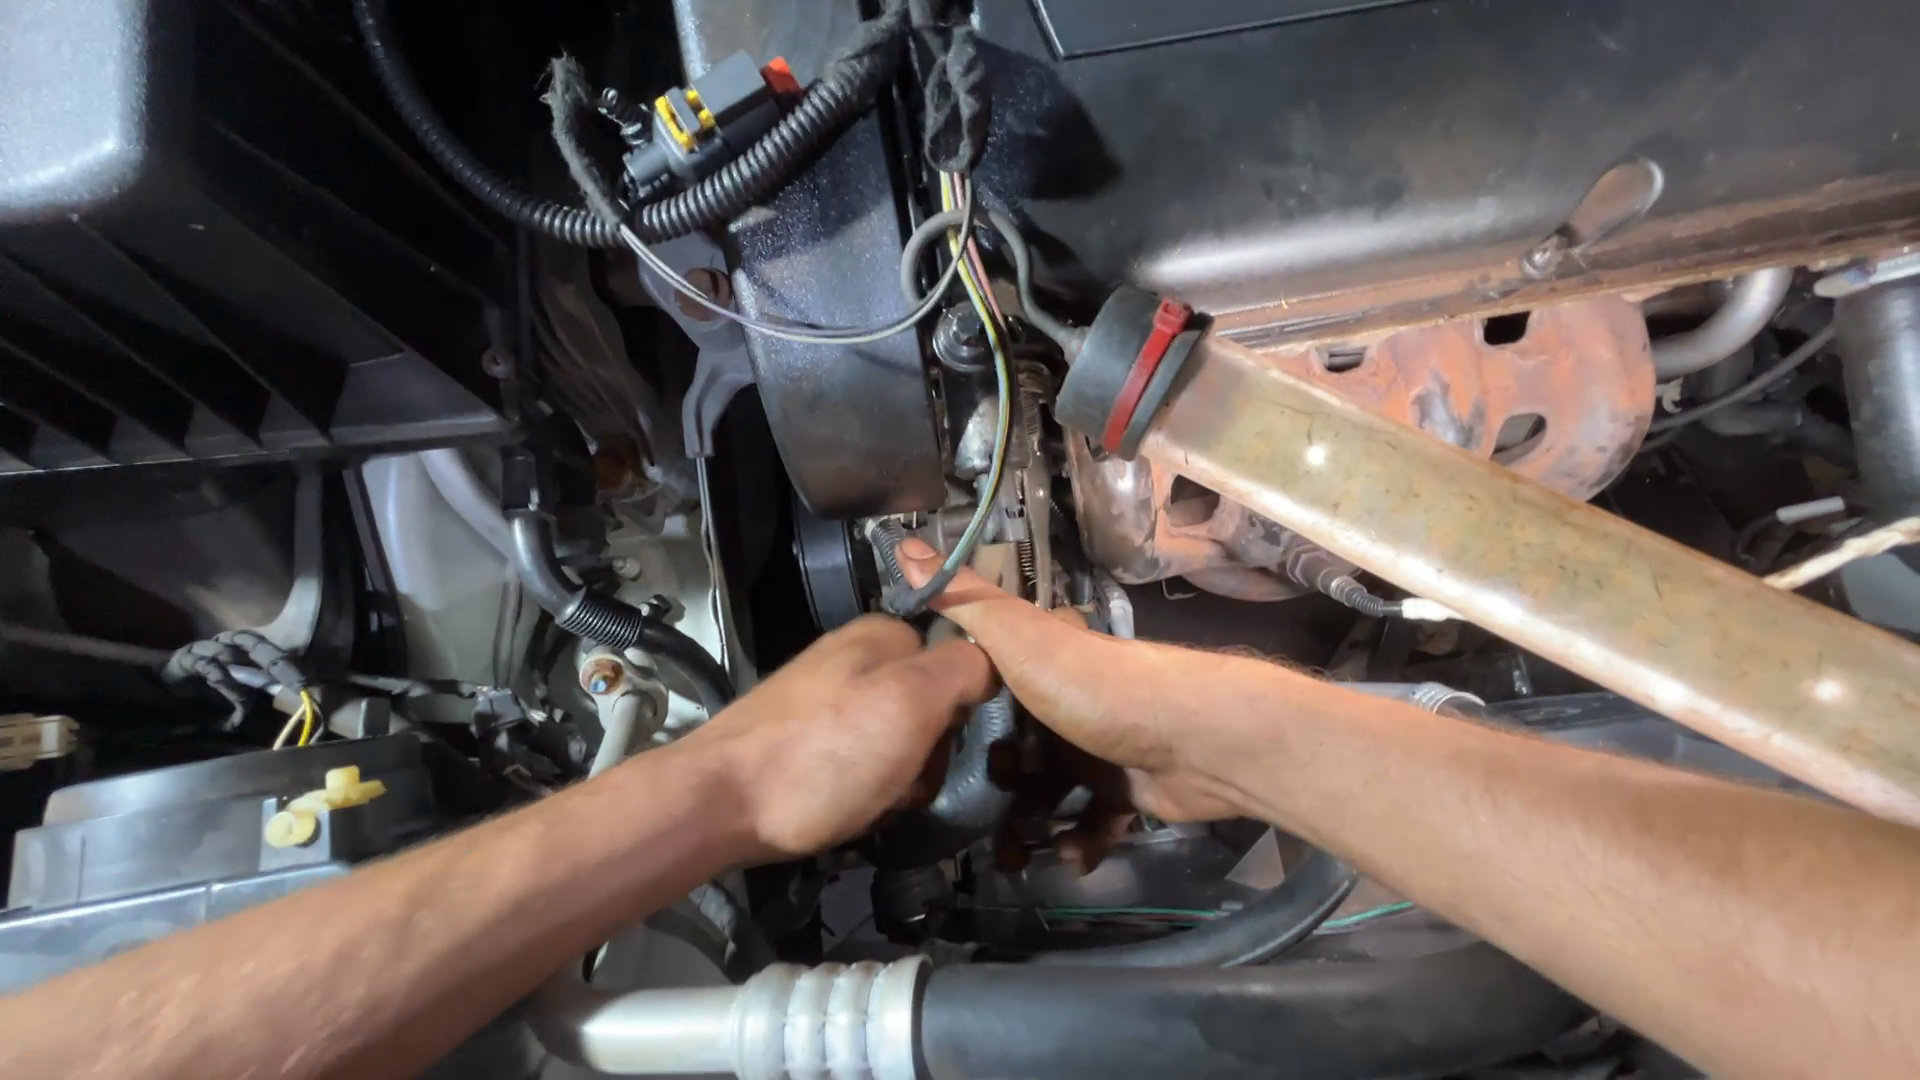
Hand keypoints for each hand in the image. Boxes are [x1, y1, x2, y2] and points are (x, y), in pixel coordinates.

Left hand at [670, 614, 994, 861]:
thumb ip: (961, 669)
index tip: (949, 744)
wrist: (718, 805)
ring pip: (898, 737)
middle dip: (929, 750)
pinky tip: (849, 805)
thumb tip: (990, 661)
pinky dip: (865, 785)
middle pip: (929, 703)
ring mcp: (825, 698)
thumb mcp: (911, 702)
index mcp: (881, 634)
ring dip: (900, 775)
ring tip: (875, 799)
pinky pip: (860, 758)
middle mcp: (854, 657)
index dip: (963, 707)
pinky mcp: (804, 737)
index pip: (958, 660)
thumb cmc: (824, 753)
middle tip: (908, 779)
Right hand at [896, 539, 1254, 825]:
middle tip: (968, 811)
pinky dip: (1079, 840)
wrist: (1195, 741)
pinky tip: (1070, 856)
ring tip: (1010, 856)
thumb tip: (901, 545)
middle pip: (1014, 742)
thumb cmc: (1094, 688)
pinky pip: (1093, 820)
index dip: (958, 711)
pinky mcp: (1127, 789)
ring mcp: (1099, 745)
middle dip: (992, 780)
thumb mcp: (1019, 637)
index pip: (986, 681)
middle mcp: (1067, 700)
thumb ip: (965, 600)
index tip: (929, 746)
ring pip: (1050, 789)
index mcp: (1041, 661)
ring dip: (1029, 824)